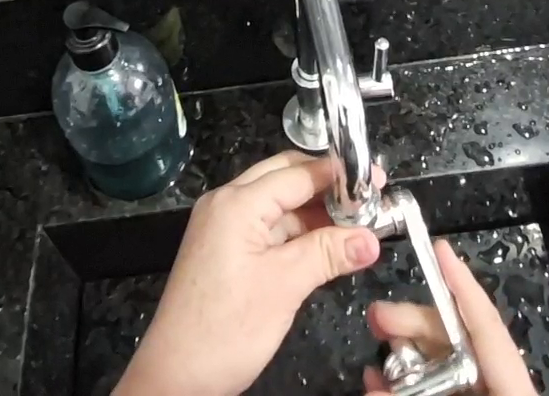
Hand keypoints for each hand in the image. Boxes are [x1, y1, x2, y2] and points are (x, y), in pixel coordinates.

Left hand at [115, 152, 384, 395]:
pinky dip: (299, 231)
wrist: (174, 379)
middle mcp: (227, 204)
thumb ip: (328, 253)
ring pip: (279, 203)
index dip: (337, 175)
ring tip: (357, 222)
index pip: (296, 173)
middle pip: (286, 178)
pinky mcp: (227, 249)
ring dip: (316, 210)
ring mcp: (225, 226)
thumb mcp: (283, 287)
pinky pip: (269, 226)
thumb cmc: (224, 330)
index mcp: (236, 203)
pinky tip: (328, 243)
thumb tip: (370, 238)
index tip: (373, 178)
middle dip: (327, 186)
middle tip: (368, 197)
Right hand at [362, 239, 538, 395]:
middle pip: (459, 339)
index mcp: (514, 387)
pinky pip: (441, 389)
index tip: (438, 247)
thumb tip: (370, 386)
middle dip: (415, 322)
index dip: (462, 285)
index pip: (488, 325)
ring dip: (406, 353)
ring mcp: (485, 394)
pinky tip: (378, 382)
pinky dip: (410, 383)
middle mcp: (501, 385)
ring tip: (376, 345)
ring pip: (445, 364)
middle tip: (379, 316)